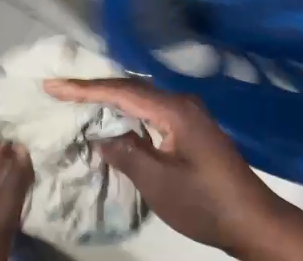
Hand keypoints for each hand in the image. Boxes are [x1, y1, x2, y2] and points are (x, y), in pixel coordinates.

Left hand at [0, 143, 31, 260]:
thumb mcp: (3, 208)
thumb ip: (13, 178)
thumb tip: (23, 145)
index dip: (10, 135)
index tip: (33, 127)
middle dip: (15, 152)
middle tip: (41, 144)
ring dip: (14, 170)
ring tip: (37, 163)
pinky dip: (11, 186)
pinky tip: (25, 189)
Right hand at [43, 78, 290, 256]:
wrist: (250, 217)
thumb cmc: (203, 200)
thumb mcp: (158, 181)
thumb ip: (127, 154)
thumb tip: (102, 135)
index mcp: (174, 109)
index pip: (122, 91)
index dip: (84, 88)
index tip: (52, 85)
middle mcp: (182, 103)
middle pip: (132, 88)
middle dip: (95, 88)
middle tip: (59, 89)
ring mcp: (189, 116)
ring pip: (142, 99)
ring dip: (111, 99)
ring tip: (78, 101)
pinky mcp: (192, 131)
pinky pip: (152, 112)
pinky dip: (128, 113)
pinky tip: (115, 123)